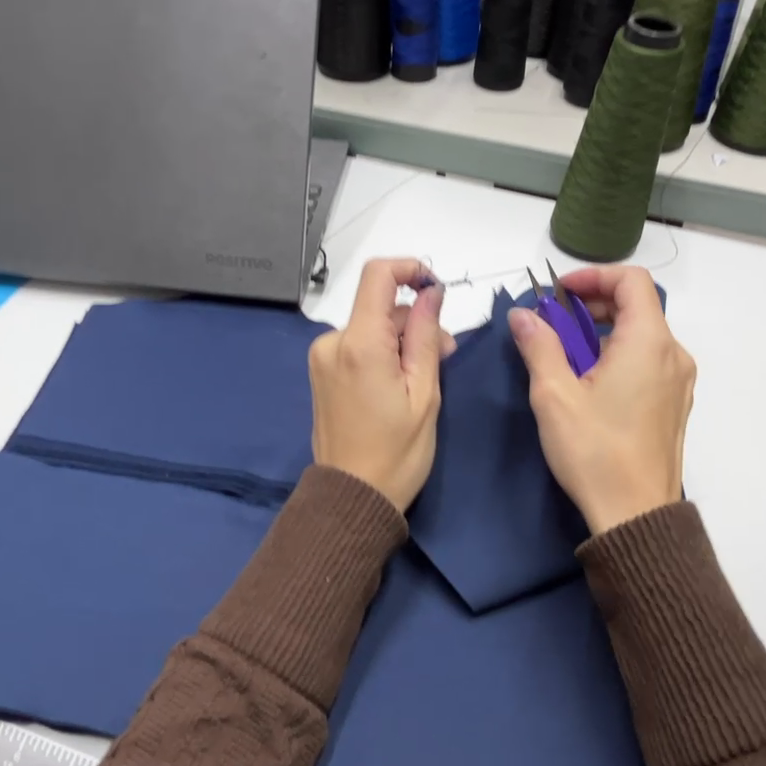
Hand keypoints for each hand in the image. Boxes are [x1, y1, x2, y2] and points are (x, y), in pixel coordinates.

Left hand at [309, 258, 453, 509]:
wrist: (353, 497)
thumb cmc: (397, 452)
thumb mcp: (424, 393)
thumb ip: (425, 335)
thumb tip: (431, 292)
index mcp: (359, 343)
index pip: (378, 275)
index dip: (410, 268)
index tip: (435, 287)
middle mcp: (332, 341)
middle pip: (379, 306)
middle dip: (414, 321)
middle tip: (444, 355)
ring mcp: (322, 357)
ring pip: (371, 327)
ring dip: (400, 341)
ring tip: (424, 378)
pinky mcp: (321, 372)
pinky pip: (358, 345)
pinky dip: (382, 353)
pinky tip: (399, 383)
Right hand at [508, 266, 693, 533]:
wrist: (635, 515)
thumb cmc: (595, 451)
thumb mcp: (555, 395)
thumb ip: (540, 346)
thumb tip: (523, 315)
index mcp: (649, 343)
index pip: (632, 281)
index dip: (594, 276)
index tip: (558, 293)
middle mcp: (673, 355)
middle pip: (638, 306)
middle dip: (592, 304)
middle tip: (553, 323)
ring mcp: (679, 382)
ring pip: (642, 335)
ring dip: (603, 332)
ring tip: (564, 356)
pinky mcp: (674, 405)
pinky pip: (648, 362)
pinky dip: (618, 355)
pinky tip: (589, 383)